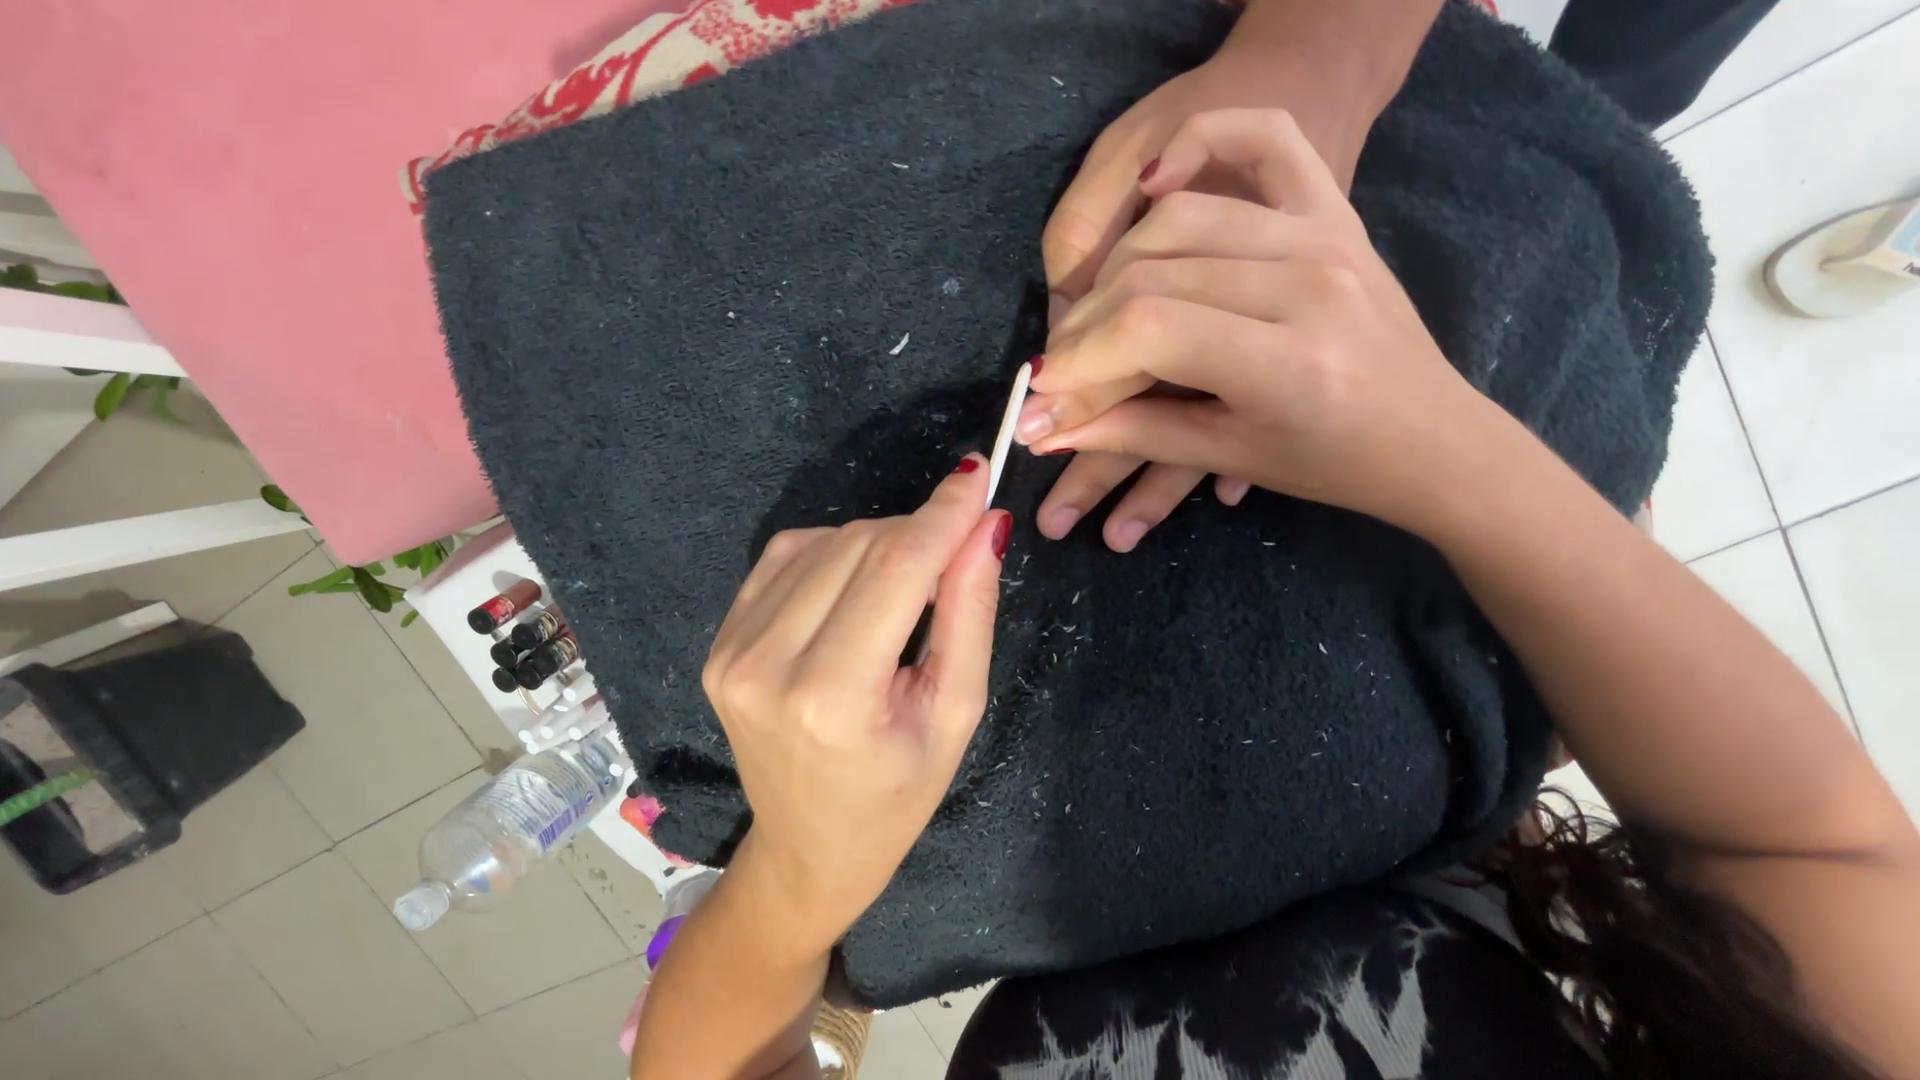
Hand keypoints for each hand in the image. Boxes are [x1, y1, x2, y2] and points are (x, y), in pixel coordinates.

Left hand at [702, 456, 1009, 943]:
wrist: (808, 849)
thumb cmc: (896, 797)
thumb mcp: (955, 714)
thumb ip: (969, 614)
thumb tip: (985, 525)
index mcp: (833, 697)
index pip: (895, 569)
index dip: (942, 514)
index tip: (979, 475)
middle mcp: (768, 663)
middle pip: (858, 545)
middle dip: (918, 530)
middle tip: (958, 550)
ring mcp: (732, 650)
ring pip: (821, 542)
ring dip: (878, 542)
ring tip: (909, 586)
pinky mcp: (720, 641)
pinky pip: (785, 558)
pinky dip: (834, 552)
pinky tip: (858, 584)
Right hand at [1031, 23, 1386, 549]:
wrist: (1436, 435)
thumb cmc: (1335, 463)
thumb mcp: (1231, 456)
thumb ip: (1131, 432)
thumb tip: (1041, 424)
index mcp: (1288, 362)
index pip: (1148, 329)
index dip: (1078, 357)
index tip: (1039, 391)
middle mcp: (1307, 282)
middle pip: (1151, 274)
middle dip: (1084, 328)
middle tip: (1058, 369)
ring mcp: (1324, 234)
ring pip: (1179, 220)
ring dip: (1117, 268)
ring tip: (1096, 317)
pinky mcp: (1333, 210)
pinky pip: (1262, 142)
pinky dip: (1199, 145)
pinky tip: (1153, 181)